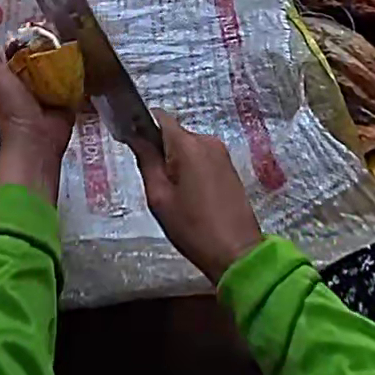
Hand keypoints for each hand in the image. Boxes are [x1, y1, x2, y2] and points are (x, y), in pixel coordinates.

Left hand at [0, 36, 74, 204]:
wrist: (35, 141)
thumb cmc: (11, 108)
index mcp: (11, 75)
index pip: (18, 50)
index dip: (25, 37)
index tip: (38, 21)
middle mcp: (30, 81)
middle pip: (40, 56)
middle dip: (48, 43)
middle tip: (61, 25)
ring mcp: (50, 89)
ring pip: (57, 66)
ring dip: (64, 54)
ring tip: (75, 34)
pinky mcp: (67, 98)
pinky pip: (73, 80)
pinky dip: (77, 69)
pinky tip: (85, 53)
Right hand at [128, 109, 263, 283]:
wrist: (239, 257)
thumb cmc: (193, 227)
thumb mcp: (159, 196)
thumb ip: (146, 159)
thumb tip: (135, 135)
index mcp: (188, 144)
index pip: (158, 116)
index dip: (142, 126)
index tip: (135, 147)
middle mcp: (207, 141)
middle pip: (173, 133)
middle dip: (161, 149)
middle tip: (156, 181)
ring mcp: (222, 154)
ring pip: (187, 146)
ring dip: (176, 160)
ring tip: (175, 192)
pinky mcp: (230, 168)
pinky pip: (201, 157)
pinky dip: (191, 168)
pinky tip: (191, 194)